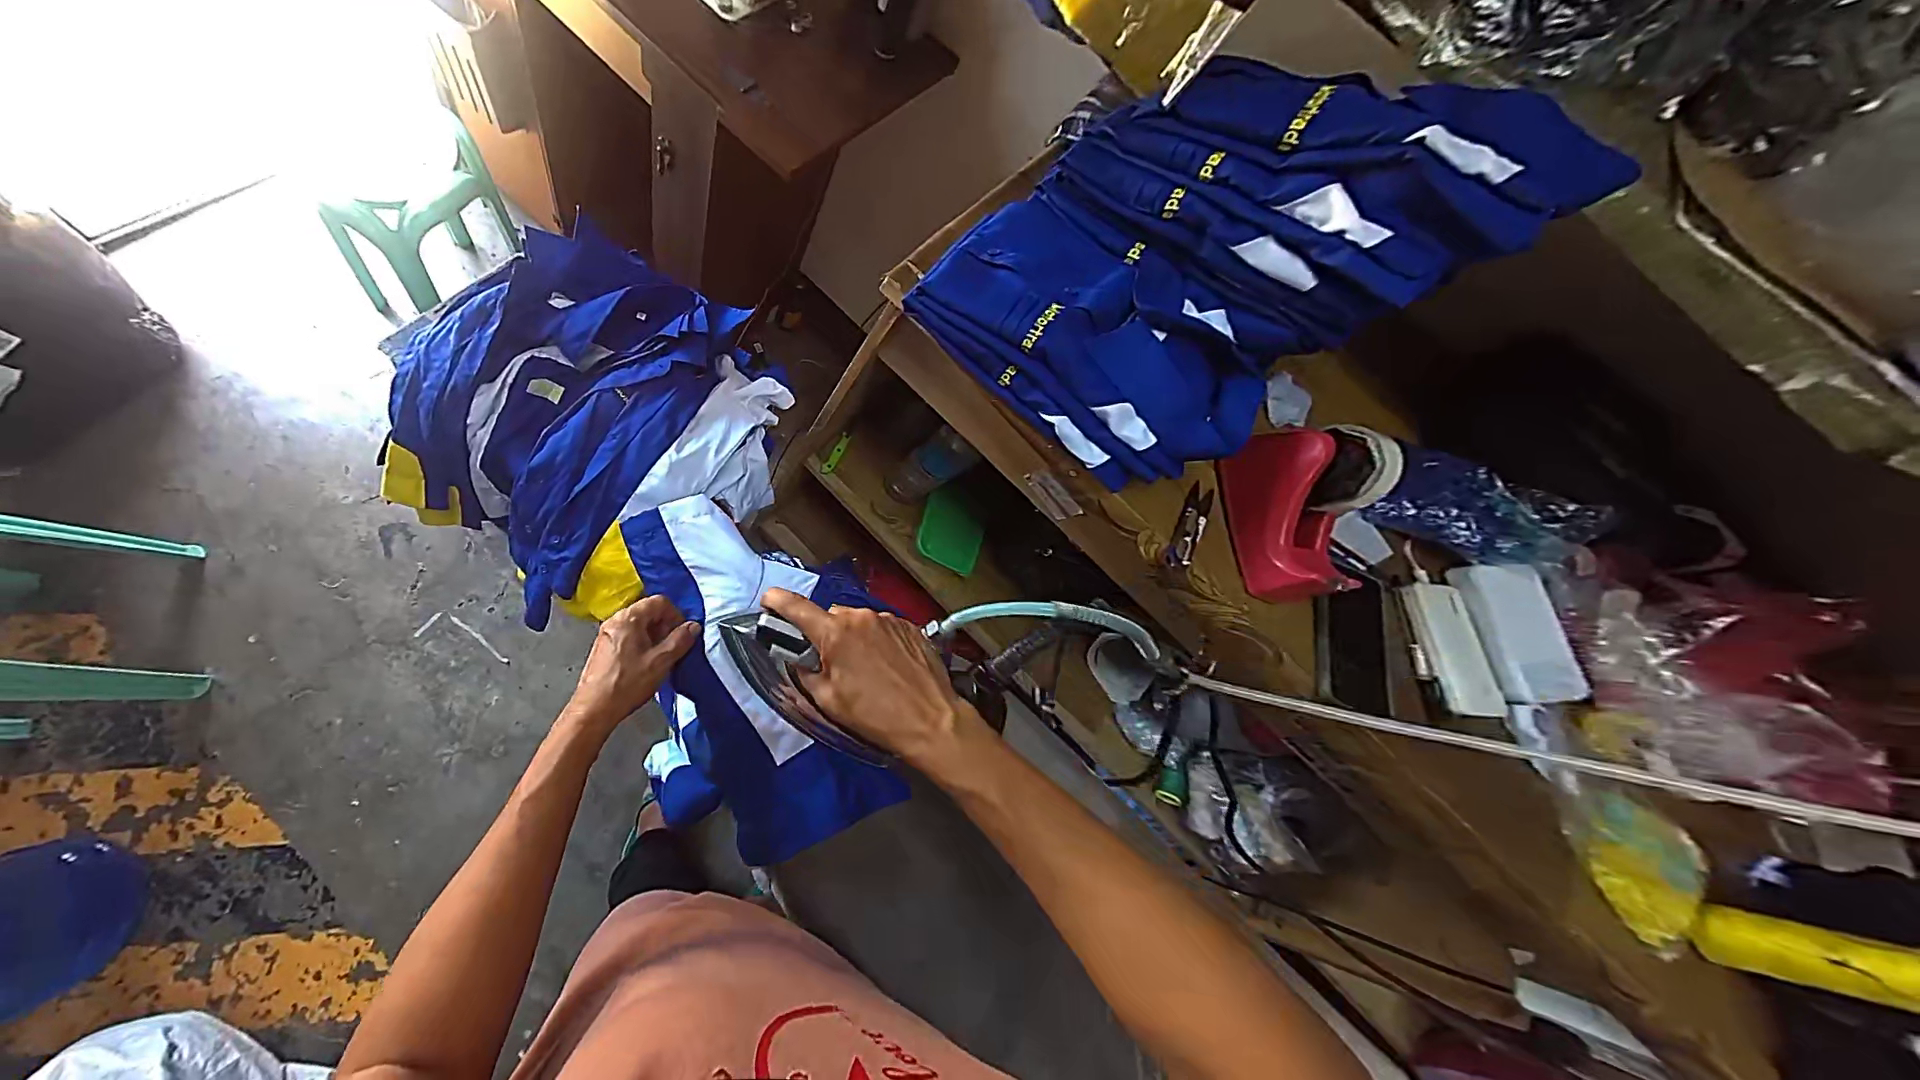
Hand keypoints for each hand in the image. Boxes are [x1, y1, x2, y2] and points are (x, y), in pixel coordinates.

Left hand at [562, 595, 699, 739]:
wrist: (595, 709)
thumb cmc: (626, 685)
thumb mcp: (662, 661)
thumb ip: (681, 640)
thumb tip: (692, 626)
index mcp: (628, 619)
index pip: (659, 601)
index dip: (676, 615)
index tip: (682, 632)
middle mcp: (614, 621)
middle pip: (648, 611)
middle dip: (666, 626)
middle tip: (673, 646)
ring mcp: (607, 634)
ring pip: (639, 625)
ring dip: (655, 636)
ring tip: (661, 657)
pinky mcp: (604, 648)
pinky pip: (629, 636)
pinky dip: (643, 644)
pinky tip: (646, 663)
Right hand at [762, 588, 988, 772]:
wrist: (931, 720)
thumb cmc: (877, 716)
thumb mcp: (828, 701)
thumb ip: (806, 673)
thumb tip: (798, 660)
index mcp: (836, 633)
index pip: (796, 607)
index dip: (777, 602)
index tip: (769, 601)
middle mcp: (863, 618)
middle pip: (831, 616)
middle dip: (826, 635)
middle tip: (832, 665)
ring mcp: (890, 620)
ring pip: (859, 622)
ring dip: (855, 638)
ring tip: (866, 670)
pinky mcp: (911, 627)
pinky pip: (883, 628)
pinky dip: (878, 641)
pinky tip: (887, 667)